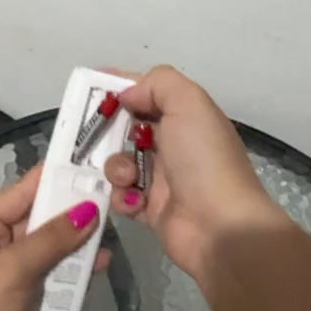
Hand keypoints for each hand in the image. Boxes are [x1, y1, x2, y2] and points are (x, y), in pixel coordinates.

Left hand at [0, 164, 105, 310]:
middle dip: (72, 217)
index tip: (96, 169)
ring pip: (46, 249)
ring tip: (108, 247)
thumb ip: (52, 239)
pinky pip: (45, 275)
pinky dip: (67, 274)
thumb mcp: (13, 271)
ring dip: (73, 249)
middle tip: (113, 208)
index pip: (24, 190)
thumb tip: (88, 209)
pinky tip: (94, 273)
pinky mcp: (14, 296)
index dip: (59, 179)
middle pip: (38, 219)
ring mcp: (2, 270)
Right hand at [104, 66, 289, 282]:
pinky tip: (135, 201)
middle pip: (127, 128)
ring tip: (129, 176)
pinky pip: (121, 196)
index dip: (121, 88)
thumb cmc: (203, 159)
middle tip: (90, 136)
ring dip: (116, 167)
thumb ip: (158, 83)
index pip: (148, 93)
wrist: (220, 227)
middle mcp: (173, 145)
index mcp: (186, 117)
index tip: (91, 87)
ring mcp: (161, 179)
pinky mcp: (150, 209)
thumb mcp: (189, 103)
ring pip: (119, 162)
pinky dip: (122, 197)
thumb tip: (128, 96)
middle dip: (107, 130)